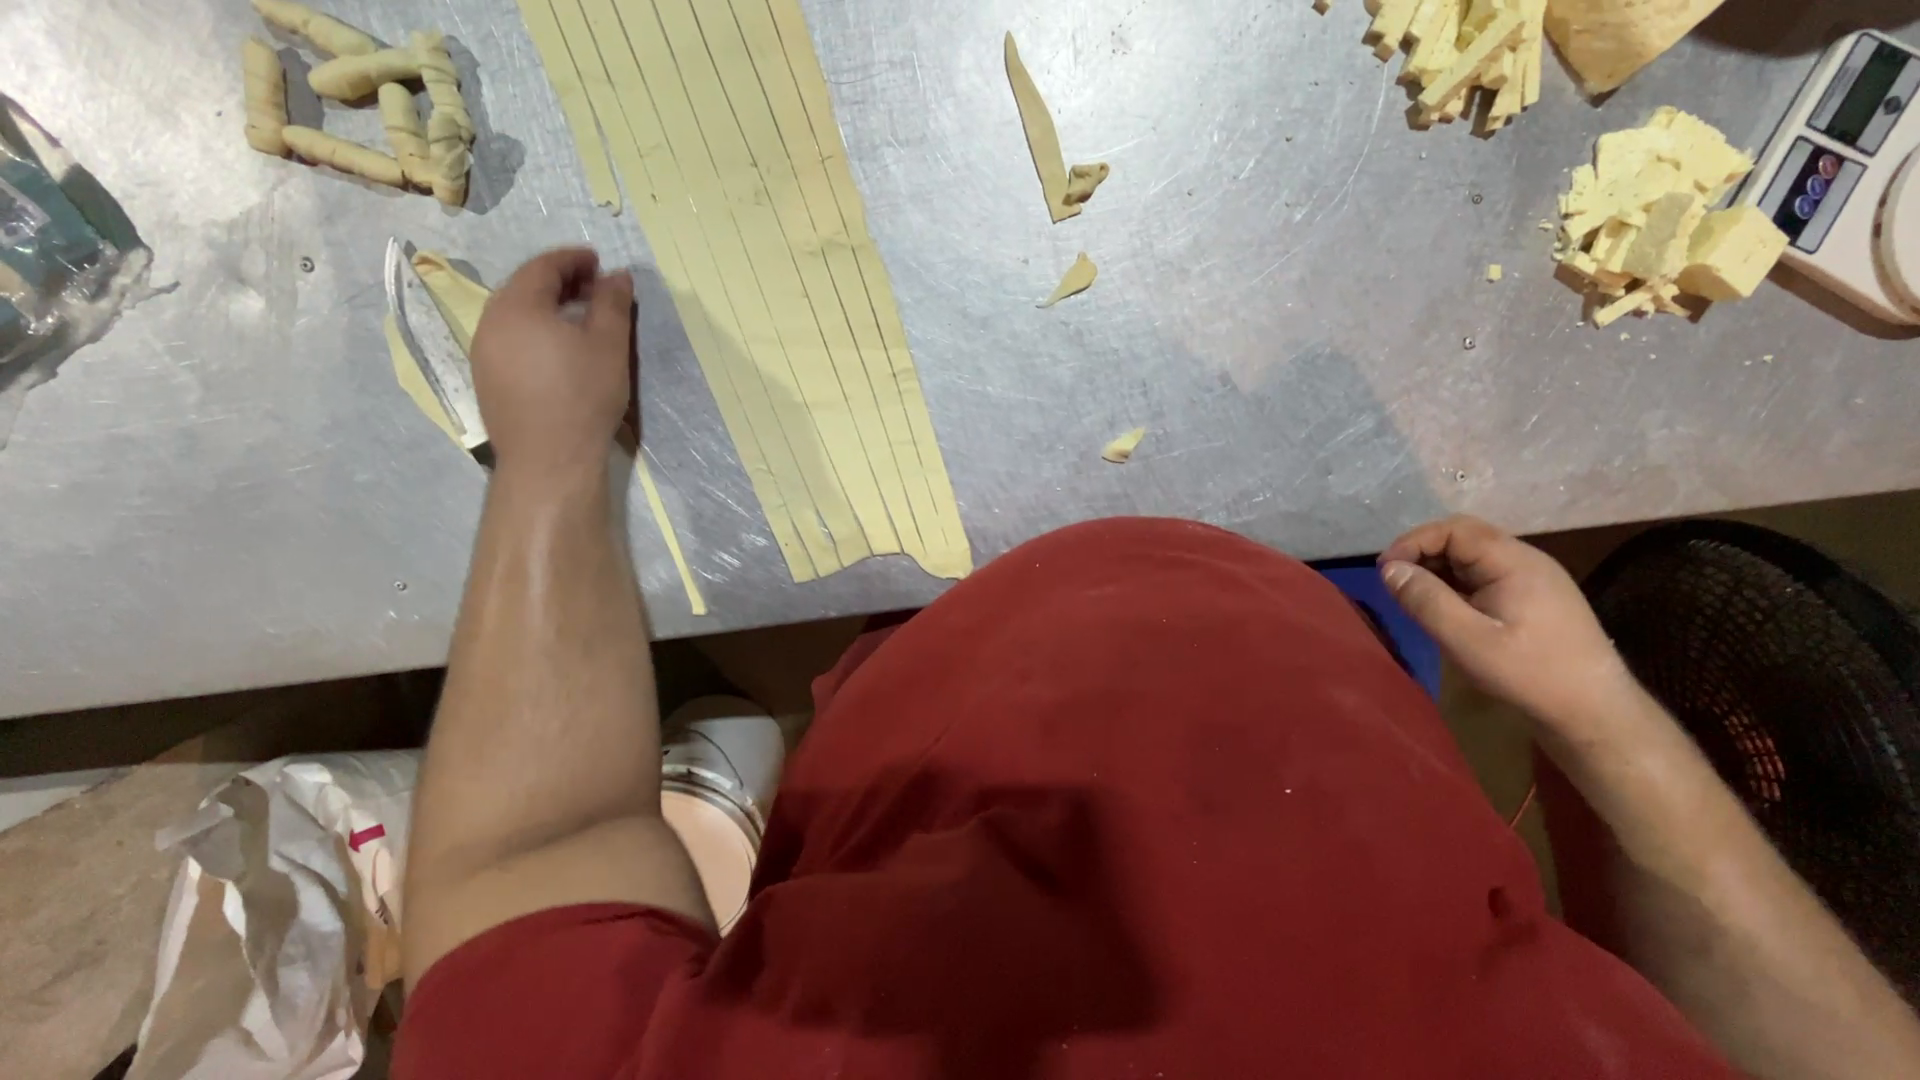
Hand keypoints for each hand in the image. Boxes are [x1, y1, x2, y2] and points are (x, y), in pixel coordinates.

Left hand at [469, 248, 634, 478]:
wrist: (549, 459)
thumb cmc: (583, 396)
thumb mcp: (609, 345)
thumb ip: (612, 303)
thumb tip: (617, 275)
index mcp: (518, 306)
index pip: (542, 266)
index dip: (572, 259)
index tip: (598, 262)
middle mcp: (490, 322)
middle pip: (523, 288)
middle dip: (559, 282)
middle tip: (592, 288)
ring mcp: (483, 353)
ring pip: (514, 316)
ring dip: (545, 308)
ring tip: (579, 319)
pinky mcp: (486, 380)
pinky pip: (510, 340)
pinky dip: (534, 332)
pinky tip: (558, 350)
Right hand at [1379, 515, 1636, 731]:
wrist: (1594, 711)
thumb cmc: (1529, 673)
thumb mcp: (1467, 640)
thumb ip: (1426, 601)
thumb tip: (1389, 569)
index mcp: (1514, 562)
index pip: (1455, 529)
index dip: (1414, 542)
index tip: (1385, 570)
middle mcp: (1526, 561)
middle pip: (1464, 539)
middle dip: (1423, 554)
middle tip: (1394, 583)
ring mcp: (1533, 579)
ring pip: (1473, 559)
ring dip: (1438, 571)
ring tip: (1413, 598)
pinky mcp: (1533, 599)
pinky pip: (1486, 577)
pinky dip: (1456, 585)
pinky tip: (1444, 610)